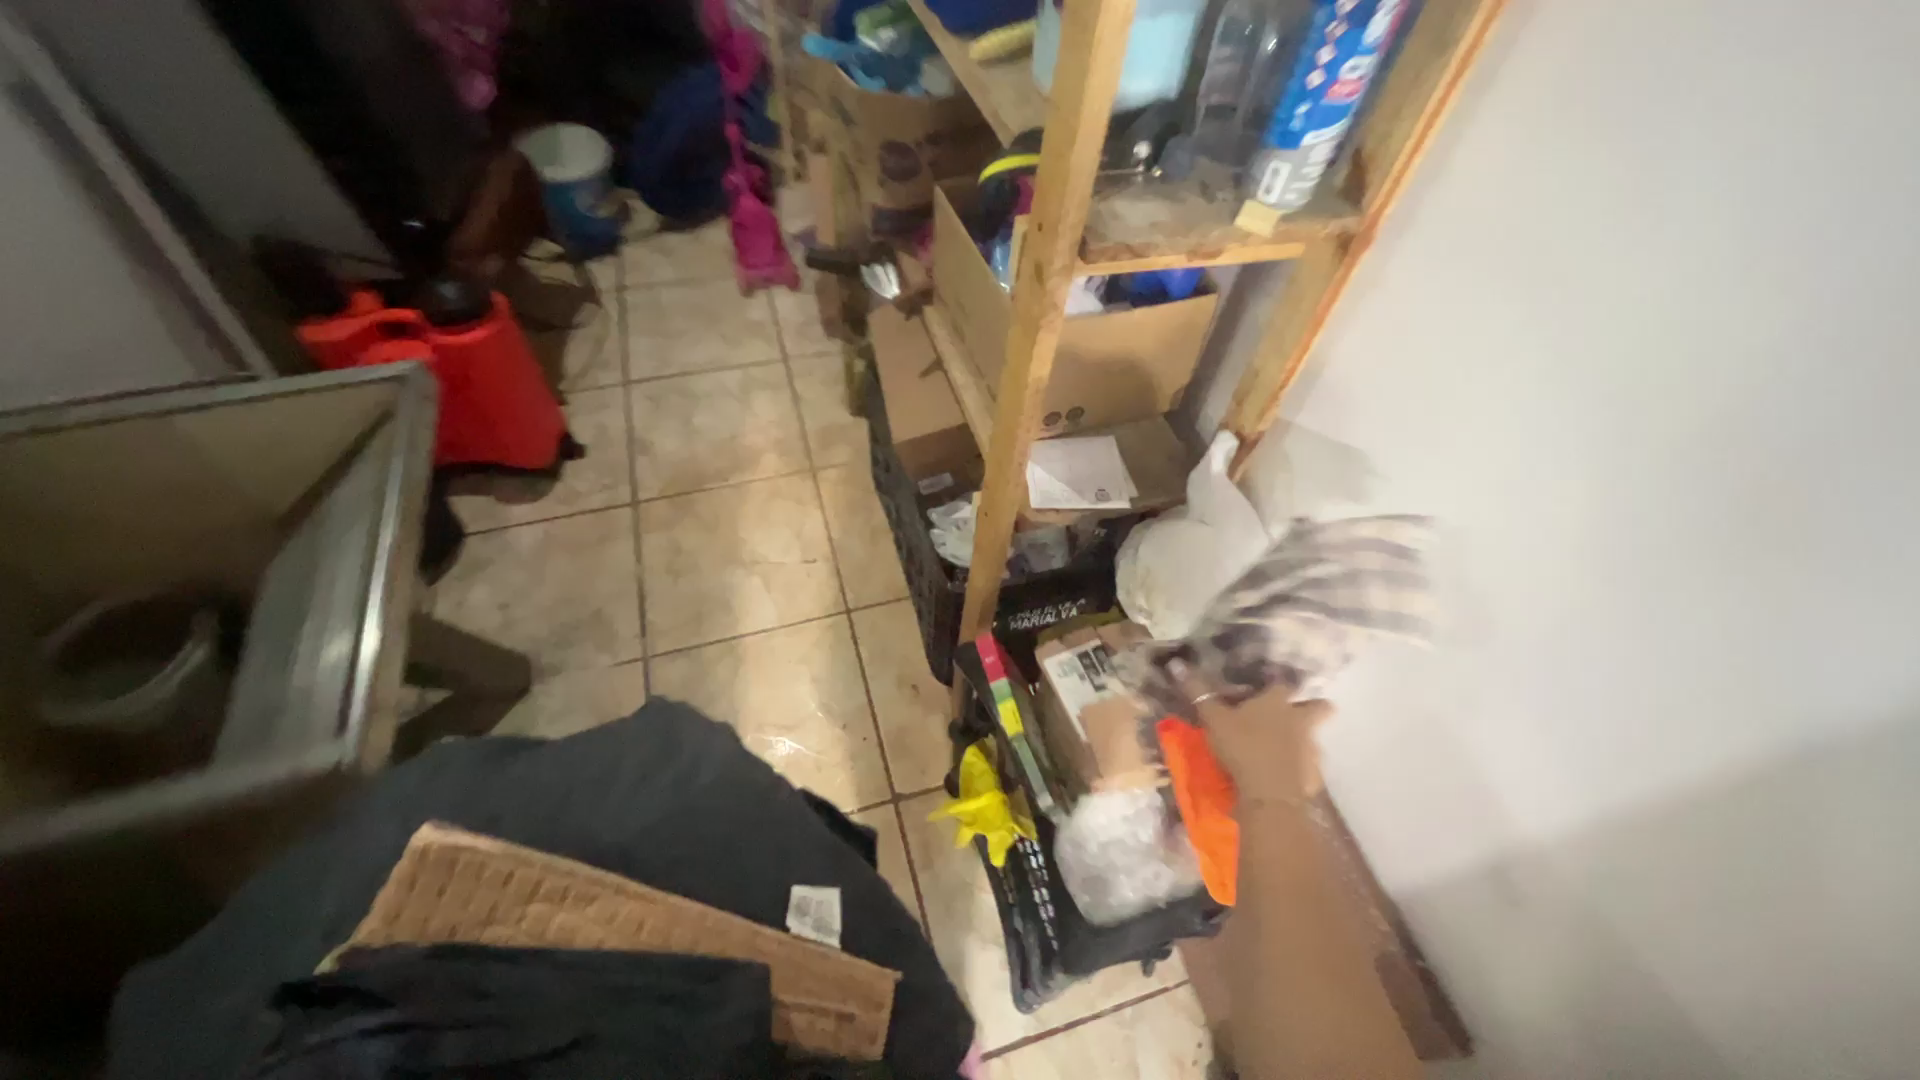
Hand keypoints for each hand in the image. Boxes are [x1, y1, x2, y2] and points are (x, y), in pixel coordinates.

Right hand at [1189, 683, 1331, 808]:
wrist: (1269, 796)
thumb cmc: (1241, 748)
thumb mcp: (1213, 719)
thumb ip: (1198, 692)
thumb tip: (1176, 663)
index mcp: (1277, 702)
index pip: (1283, 683)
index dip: (1276, 684)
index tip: (1267, 688)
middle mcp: (1301, 721)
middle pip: (1321, 707)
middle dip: (1313, 708)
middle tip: (1292, 716)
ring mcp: (1312, 749)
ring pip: (1315, 739)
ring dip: (1302, 742)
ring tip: (1279, 752)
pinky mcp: (1314, 776)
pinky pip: (1308, 768)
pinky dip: (1298, 770)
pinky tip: (1281, 778)